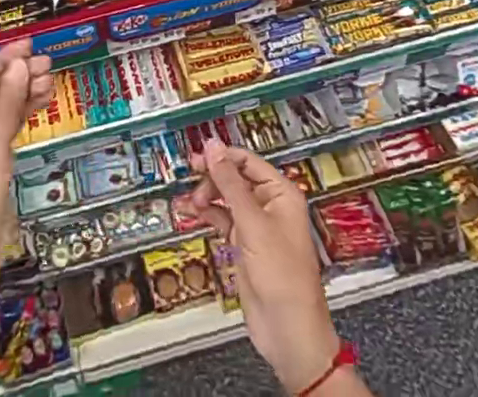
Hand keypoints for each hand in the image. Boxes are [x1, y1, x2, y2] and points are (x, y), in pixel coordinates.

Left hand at [0, 40, 51, 301]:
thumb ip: (7, 104)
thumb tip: (19, 65)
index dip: (2, 59)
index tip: (28, 43)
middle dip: (17, 75)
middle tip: (47, 62)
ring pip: (0, 107)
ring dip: (23, 92)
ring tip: (50, 78)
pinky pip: (6, 126)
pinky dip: (22, 113)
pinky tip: (42, 99)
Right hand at [179, 140, 341, 392]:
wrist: (287, 329)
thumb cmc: (284, 277)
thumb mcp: (252, 223)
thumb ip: (229, 183)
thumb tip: (214, 149)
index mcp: (281, 193)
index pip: (248, 161)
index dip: (223, 156)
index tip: (198, 155)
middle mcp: (269, 205)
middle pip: (234, 177)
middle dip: (212, 176)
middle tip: (191, 176)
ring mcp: (255, 225)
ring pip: (225, 197)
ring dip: (205, 195)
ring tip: (190, 201)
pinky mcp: (243, 243)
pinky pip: (221, 218)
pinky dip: (206, 214)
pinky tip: (191, 211)